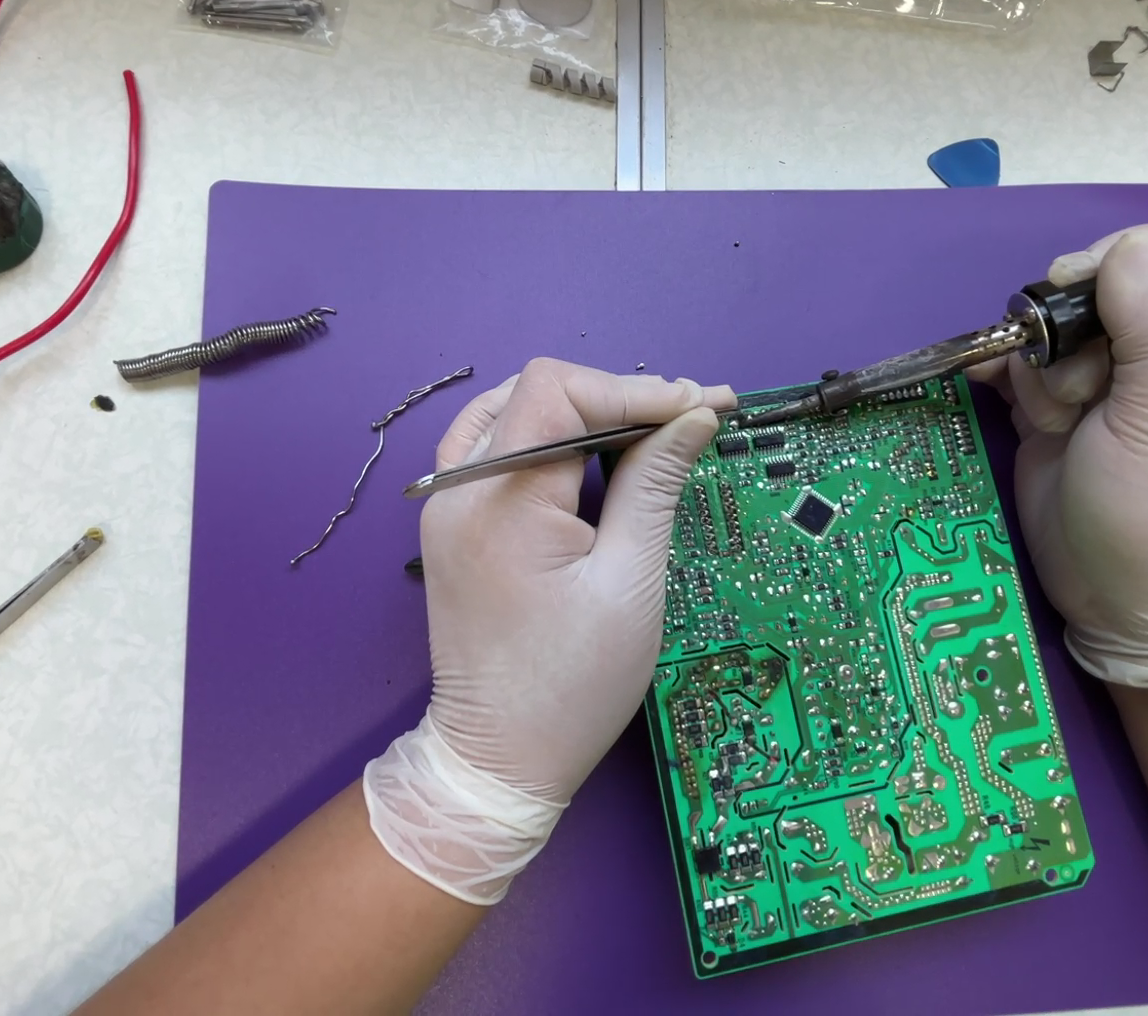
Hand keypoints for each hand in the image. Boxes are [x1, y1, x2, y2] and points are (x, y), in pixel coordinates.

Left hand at [364, 359, 734, 903]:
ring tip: (644, 432)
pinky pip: (493, 449)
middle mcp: (457, 488)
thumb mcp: (630, 581)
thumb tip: (696, 414)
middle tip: (685, 421)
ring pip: (510, 412)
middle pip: (534, 393)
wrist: (498, 757)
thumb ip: (655, 483)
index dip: (635, 389)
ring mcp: (446, 504)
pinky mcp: (451, 523)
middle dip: (615, 398)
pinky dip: (546, 439)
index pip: (559, 392)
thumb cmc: (574, 684)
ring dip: (579, 412)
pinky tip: (587, 455)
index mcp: (499, 500)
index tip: (701, 407)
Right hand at [969, 227, 1147, 687]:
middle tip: (1076, 384)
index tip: (1084, 289)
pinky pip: (1015, 368)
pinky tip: (984, 382)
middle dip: (1070, 325)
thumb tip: (1126, 248)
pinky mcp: (1046, 415)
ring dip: (1035, 364)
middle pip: (1098, 291)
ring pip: (1050, 331)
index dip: (1127, 259)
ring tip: (1052, 419)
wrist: (1120, 603)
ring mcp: (1096, 387)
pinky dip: (997, 370)